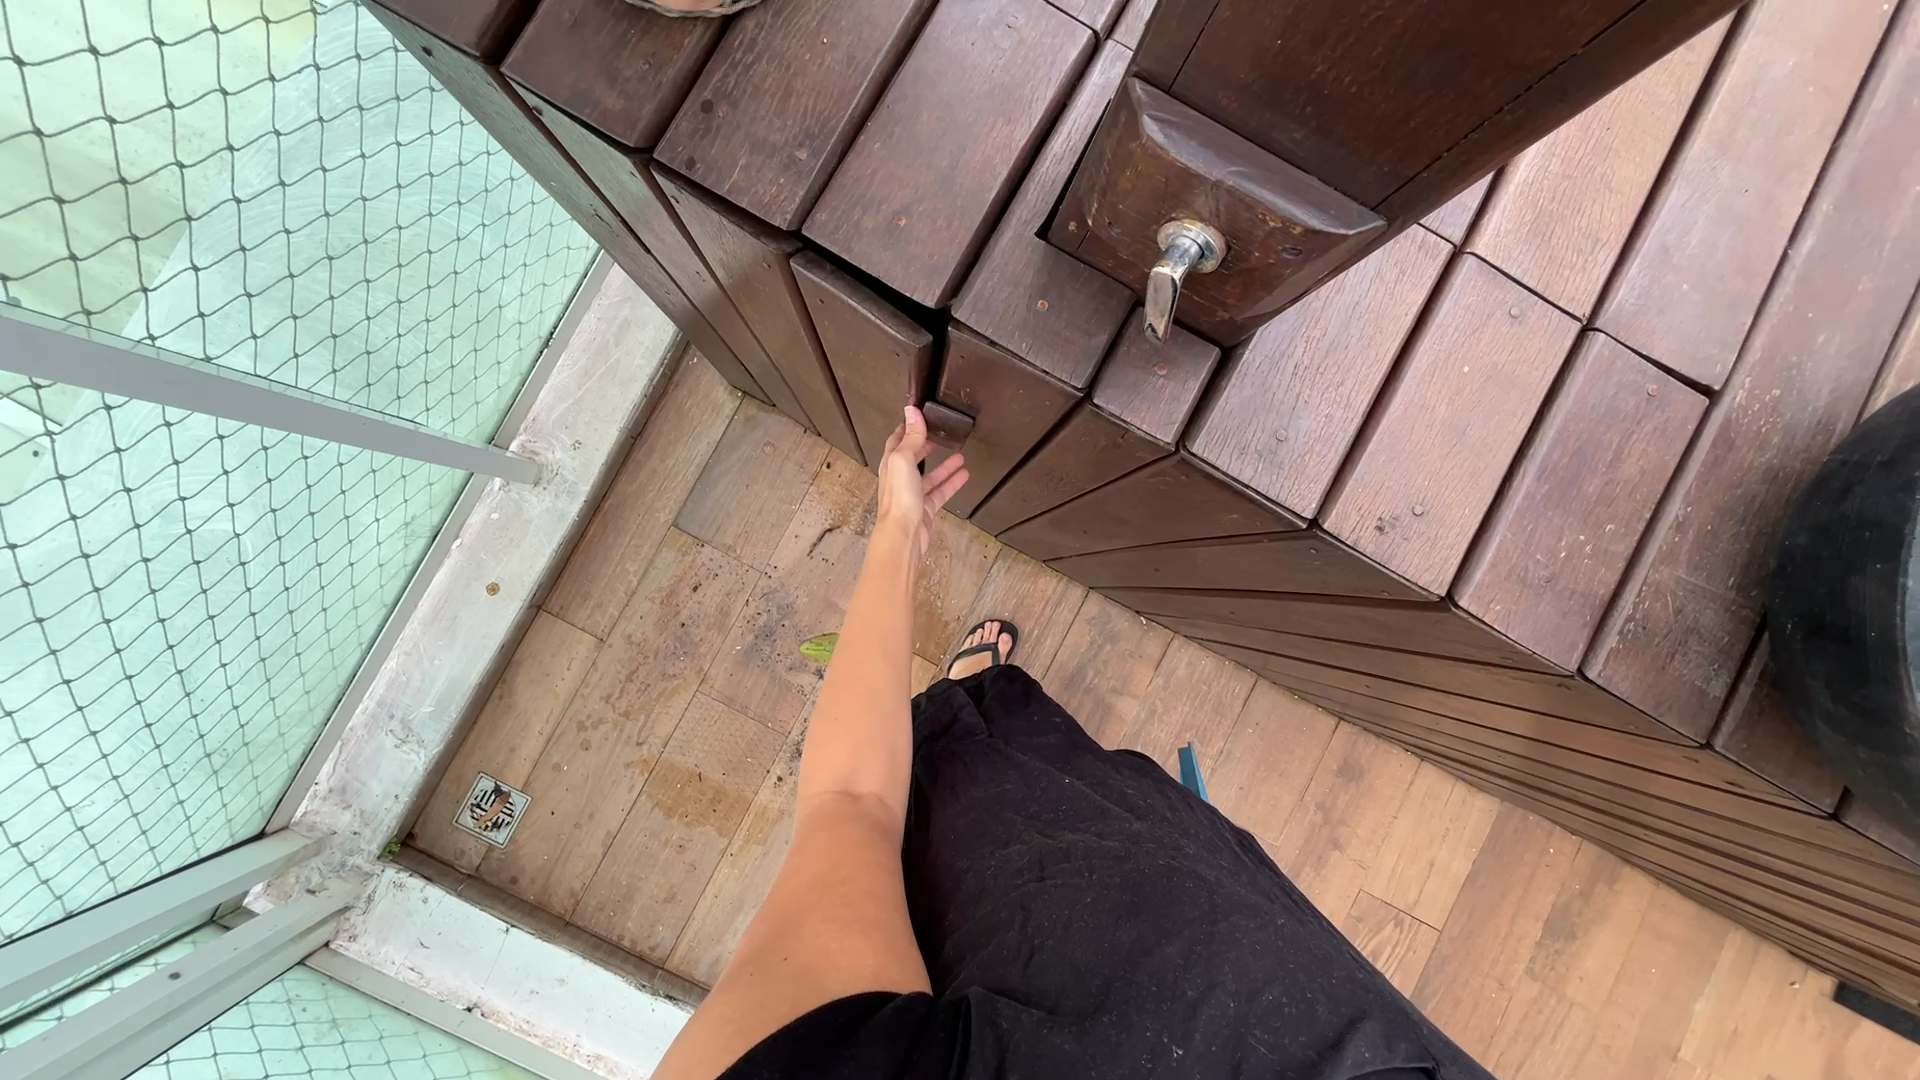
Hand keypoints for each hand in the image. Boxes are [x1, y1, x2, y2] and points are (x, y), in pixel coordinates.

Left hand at [876, 406, 968, 561]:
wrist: (904, 535)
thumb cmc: (899, 498)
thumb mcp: (903, 460)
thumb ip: (910, 437)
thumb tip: (912, 411)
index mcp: (891, 464)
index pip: (896, 441)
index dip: (906, 429)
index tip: (917, 418)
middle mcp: (900, 479)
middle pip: (913, 458)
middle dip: (924, 446)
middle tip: (938, 435)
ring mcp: (913, 495)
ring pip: (930, 476)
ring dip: (944, 466)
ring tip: (960, 455)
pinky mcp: (926, 509)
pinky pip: (941, 492)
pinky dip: (952, 483)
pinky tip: (964, 475)